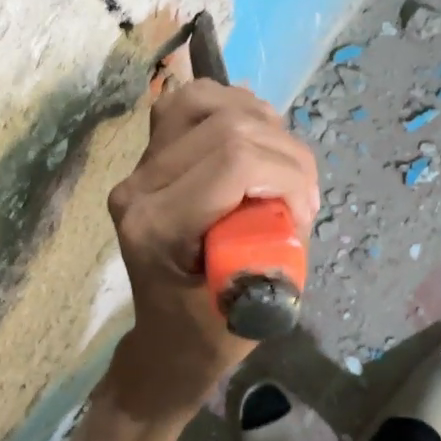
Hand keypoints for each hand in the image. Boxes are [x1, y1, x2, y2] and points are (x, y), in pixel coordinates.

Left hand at [101, 79, 317, 427]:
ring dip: (257, 120)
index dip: (286, 174)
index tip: (304, 212)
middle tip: (299, 197)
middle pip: (225, 124)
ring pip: (201, 101)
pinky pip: (187, 106)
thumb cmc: (210, 333)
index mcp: (158, 227)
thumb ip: (276, 242)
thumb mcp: (257, 304)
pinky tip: (254, 140)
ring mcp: (137, 170)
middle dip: (283, 151)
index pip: (234, 160)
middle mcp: (137, 189)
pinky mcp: (147, 160)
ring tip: (277, 162)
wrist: (167, 340)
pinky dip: (231, 109)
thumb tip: (294, 192)